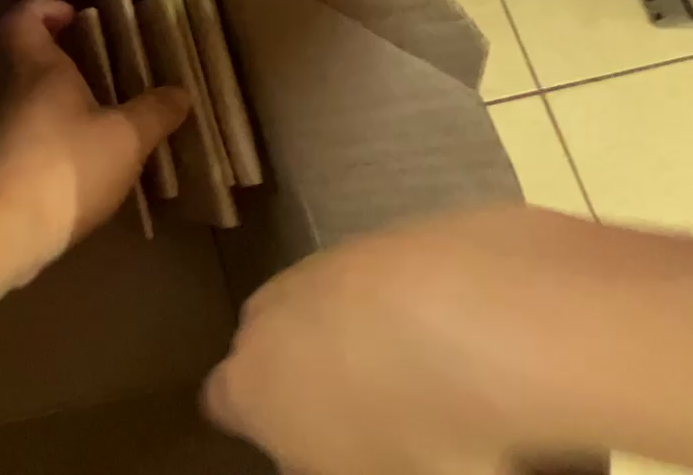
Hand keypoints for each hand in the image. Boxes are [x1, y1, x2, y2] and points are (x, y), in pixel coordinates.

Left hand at [0, 0, 188, 259]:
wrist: (7, 228)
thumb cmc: (67, 167)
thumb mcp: (125, 137)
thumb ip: (154, 112)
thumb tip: (179, 92)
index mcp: (40, 69)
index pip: (22, 19)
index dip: (44, 8)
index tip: (77, 16)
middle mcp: (19, 92)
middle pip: (35, 58)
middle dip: (72, 56)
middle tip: (115, 65)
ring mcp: (11, 130)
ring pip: (41, 99)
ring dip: (74, 100)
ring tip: (119, 115)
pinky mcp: (12, 164)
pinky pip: (42, 134)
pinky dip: (69, 135)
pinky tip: (100, 158)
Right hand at [201, 206, 610, 474]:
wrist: (470, 321)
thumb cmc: (414, 438)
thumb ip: (329, 462)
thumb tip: (328, 447)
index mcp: (247, 389)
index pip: (222, 404)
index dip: (261, 425)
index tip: (304, 445)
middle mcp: (261, 319)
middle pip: (265, 347)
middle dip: (303, 374)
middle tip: (365, 416)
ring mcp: (311, 272)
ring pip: (315, 309)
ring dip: (350, 338)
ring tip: (418, 376)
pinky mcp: (364, 240)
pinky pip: (367, 285)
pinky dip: (394, 308)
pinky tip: (450, 335)